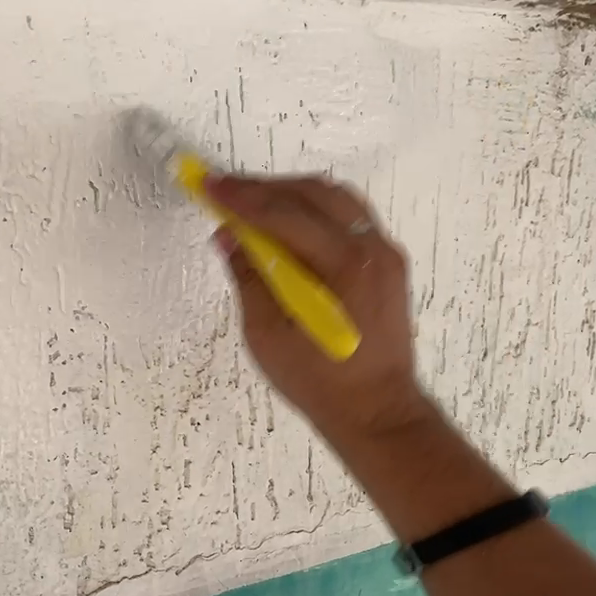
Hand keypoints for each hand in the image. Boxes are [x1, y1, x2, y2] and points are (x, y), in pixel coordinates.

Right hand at [205, 174, 429, 442]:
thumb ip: (250, 278)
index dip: (242, 196)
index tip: (208, 184)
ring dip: (290, 194)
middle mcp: (371, 247)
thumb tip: (229, 236)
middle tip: (224, 190)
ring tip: (252, 203)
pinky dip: (313, 212)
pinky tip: (287, 227)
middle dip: (264, 187)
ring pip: (336, 200)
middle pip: (314, 193)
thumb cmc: (317, 382)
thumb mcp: (268, 335)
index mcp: (343, 264)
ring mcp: (385, 253)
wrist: (376, 411)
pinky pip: (348, 219)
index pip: (284, 213)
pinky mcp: (388, 264)